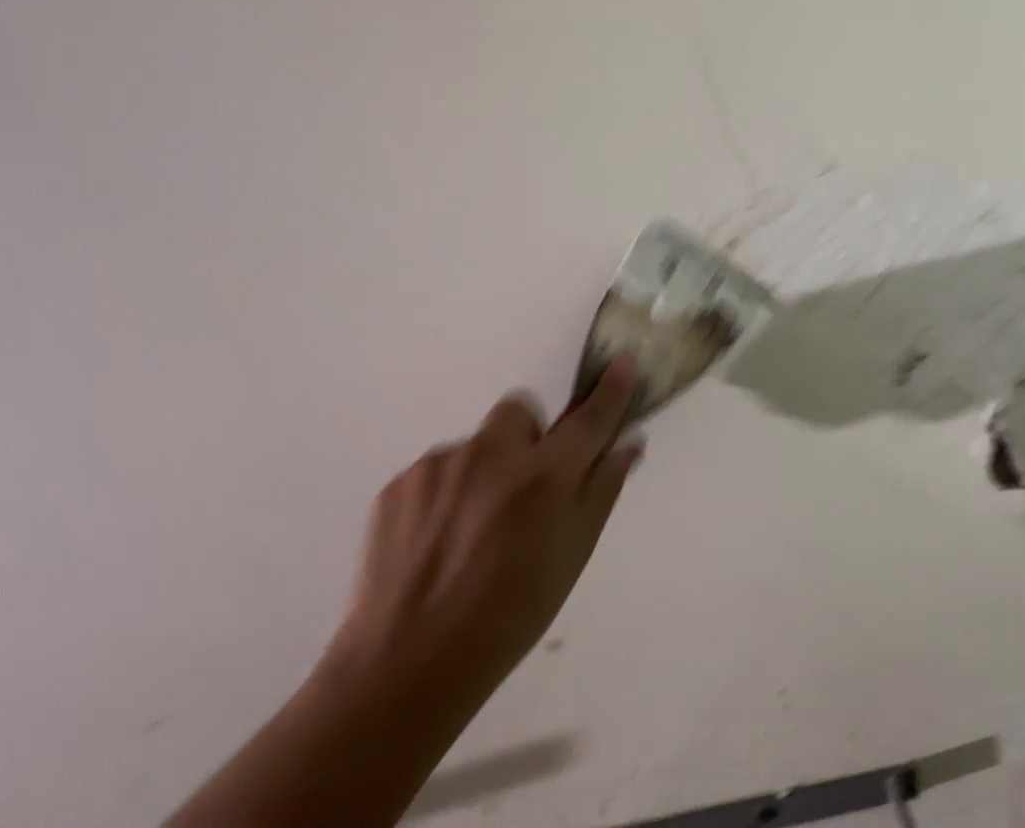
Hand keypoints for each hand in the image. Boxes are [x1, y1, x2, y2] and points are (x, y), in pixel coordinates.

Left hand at [327, 355, 644, 692]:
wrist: (409, 661)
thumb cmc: (512, 615)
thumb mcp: (574, 556)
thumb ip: (601, 490)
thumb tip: (626, 444)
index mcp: (545, 476)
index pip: (589, 419)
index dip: (611, 390)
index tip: (624, 362)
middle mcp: (492, 455)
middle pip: (520, 412)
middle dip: (530, 435)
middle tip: (528, 487)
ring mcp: (439, 465)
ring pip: (476, 446)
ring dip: (487, 470)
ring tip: (476, 533)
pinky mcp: (398, 484)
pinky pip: (438, 471)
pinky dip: (448, 493)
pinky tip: (442, 542)